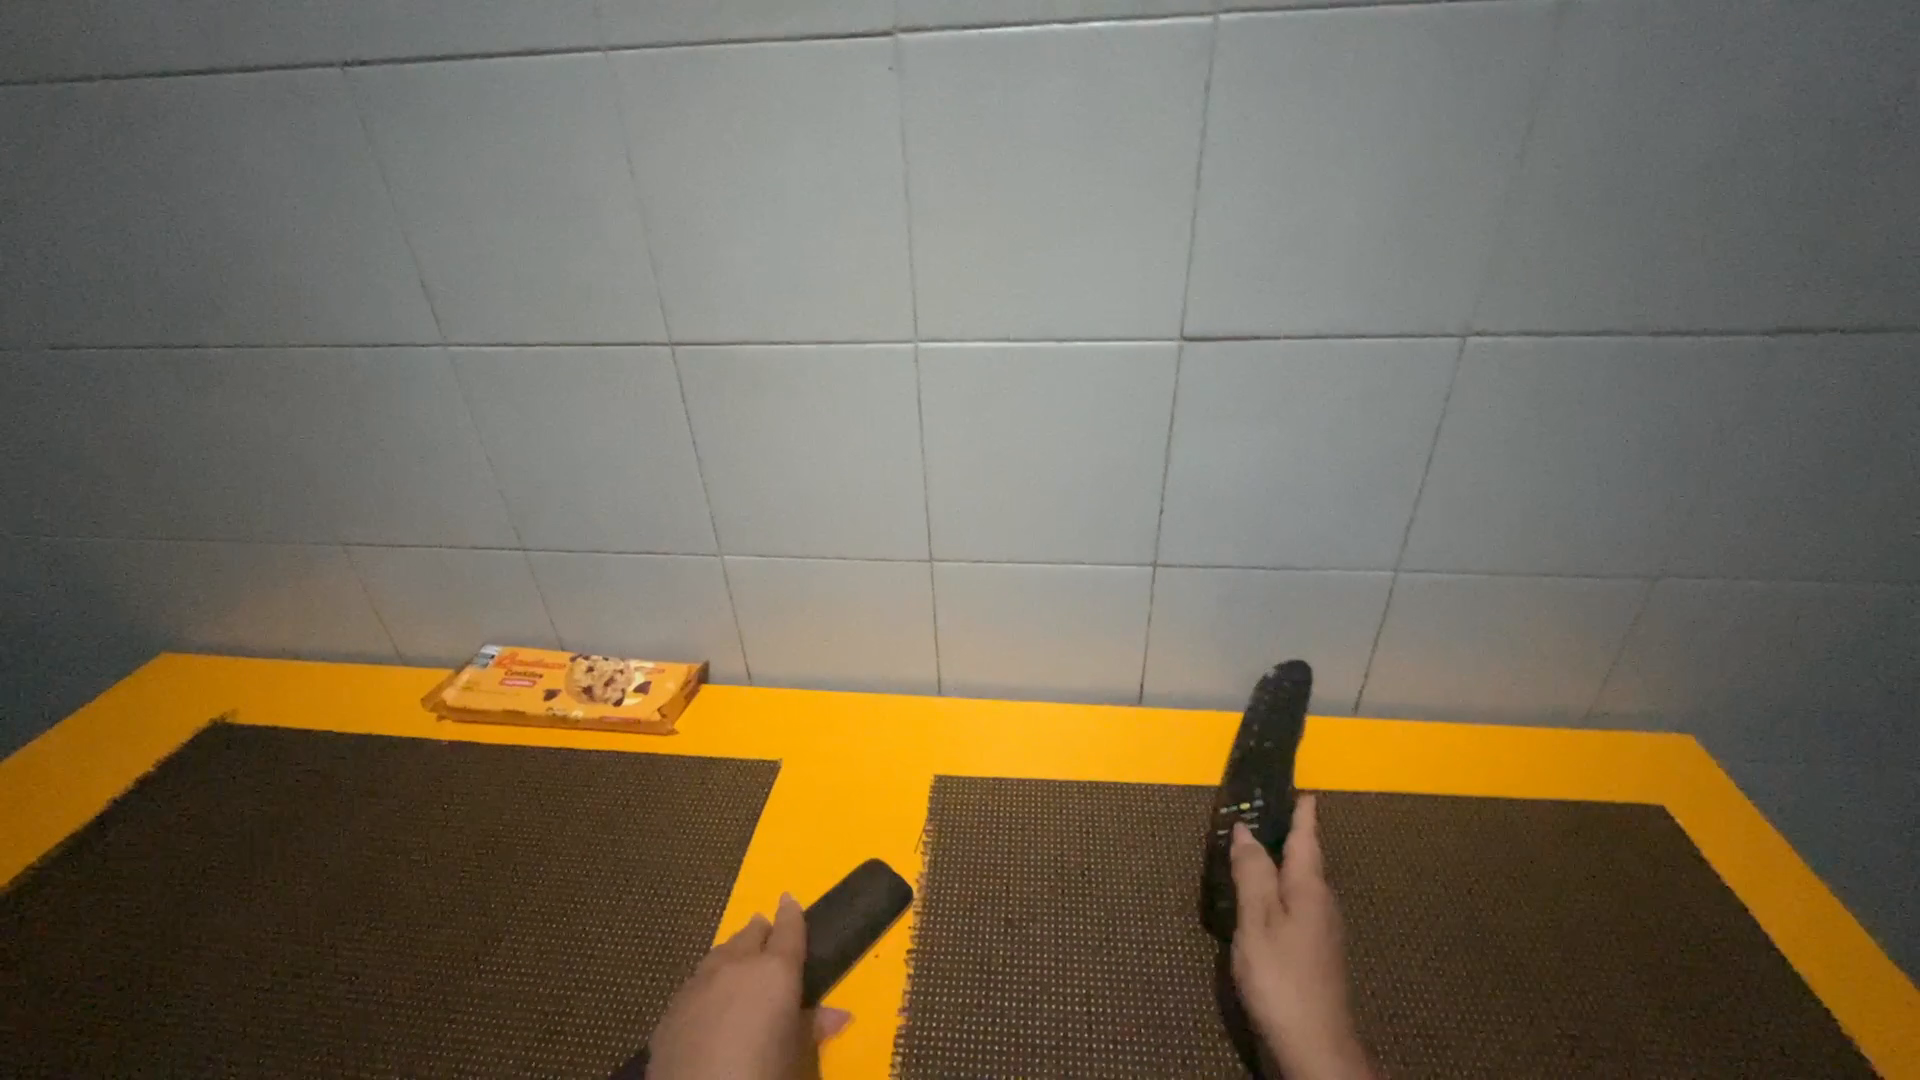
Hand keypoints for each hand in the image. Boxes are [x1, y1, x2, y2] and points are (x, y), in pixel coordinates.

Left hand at [645, 894, 852, 1079]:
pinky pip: (695, 983)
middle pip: (750, 935)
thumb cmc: (762, 1074)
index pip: (788, 929)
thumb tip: (839, 1015)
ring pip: (719, 954)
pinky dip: (707, 982)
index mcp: (776, 970)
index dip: (791, 913)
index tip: (789, 899)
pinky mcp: (671, 1009)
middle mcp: (737, 965)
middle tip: (765, 932)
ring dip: (732, 953)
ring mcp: (699, 983)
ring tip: (737, 958)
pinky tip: (707, 1000)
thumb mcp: (797, 1055)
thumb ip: (813, 1028)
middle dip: (760, 932)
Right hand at [1229, 795, 1374, 1079]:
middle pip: (1307, 860)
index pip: (1307, 839)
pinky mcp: (1315, 954)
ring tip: (1261, 849)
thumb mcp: (1258, 920)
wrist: (1315, 1047)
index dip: (1303, 814)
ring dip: (1284, 864)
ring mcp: (1322, 931)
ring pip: (1302, 884)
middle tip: (1270, 812)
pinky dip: (1280, 891)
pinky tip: (1264, 900)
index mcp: (1309, 888)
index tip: (1303, 789)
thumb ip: (1252, 874)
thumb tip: (1247, 830)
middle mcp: (1322, 903)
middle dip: (1292, 836)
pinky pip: (1297, 906)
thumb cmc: (1282, 977)